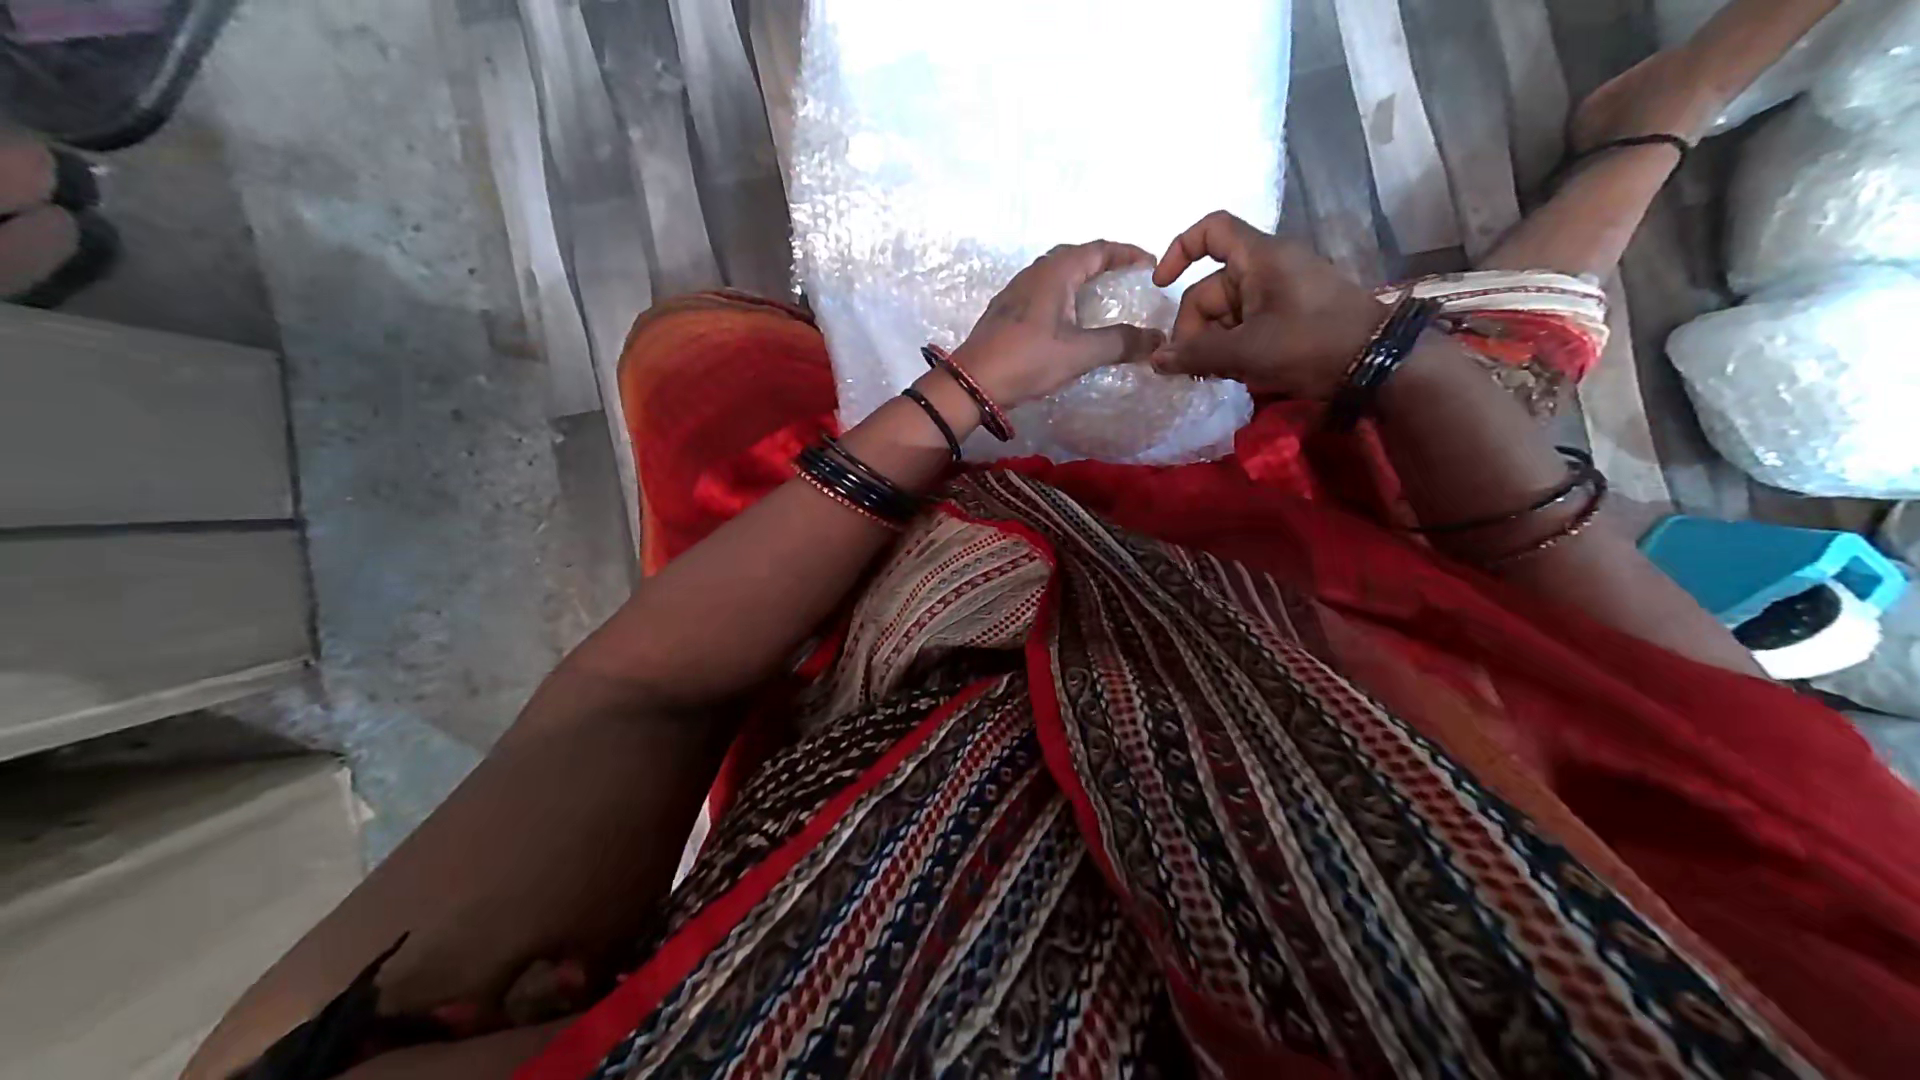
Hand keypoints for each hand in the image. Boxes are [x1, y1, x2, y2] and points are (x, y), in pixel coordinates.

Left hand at [951, 241, 1166, 407]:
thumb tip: (1157, 340)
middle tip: (1127, 276)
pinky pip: (1042, 291)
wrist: (972, 383)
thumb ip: (1120, 342)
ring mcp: (1015, 291)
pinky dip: (1063, 295)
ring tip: (1102, 294)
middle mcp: (1034, 273)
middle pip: (1075, 256)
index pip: (1098, 249)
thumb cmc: (1027, 361)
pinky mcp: (1005, 312)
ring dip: (1081, 278)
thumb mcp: (1080, 353)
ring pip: (1055, 273)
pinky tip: (1067, 317)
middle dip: (1104, 262)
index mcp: (1054, 273)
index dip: (1127, 253)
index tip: (1150, 264)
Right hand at [1150, 211, 1386, 398]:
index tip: (1162, 287)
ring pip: (1226, 314)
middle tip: (1189, 367)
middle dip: (1194, 328)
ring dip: (1212, 345)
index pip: (1212, 231)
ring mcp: (1280, 294)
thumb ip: (1196, 355)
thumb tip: (1155, 359)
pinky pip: (1246, 326)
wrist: (1377, 363)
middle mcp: (1267, 269)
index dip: (1180, 251)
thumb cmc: (1310, 344)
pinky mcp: (1289, 317)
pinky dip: (1233, 348)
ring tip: (1213, 376)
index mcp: (1259, 258)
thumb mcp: (1247, 351)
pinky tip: (1232, 374)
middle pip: (1210, 289)